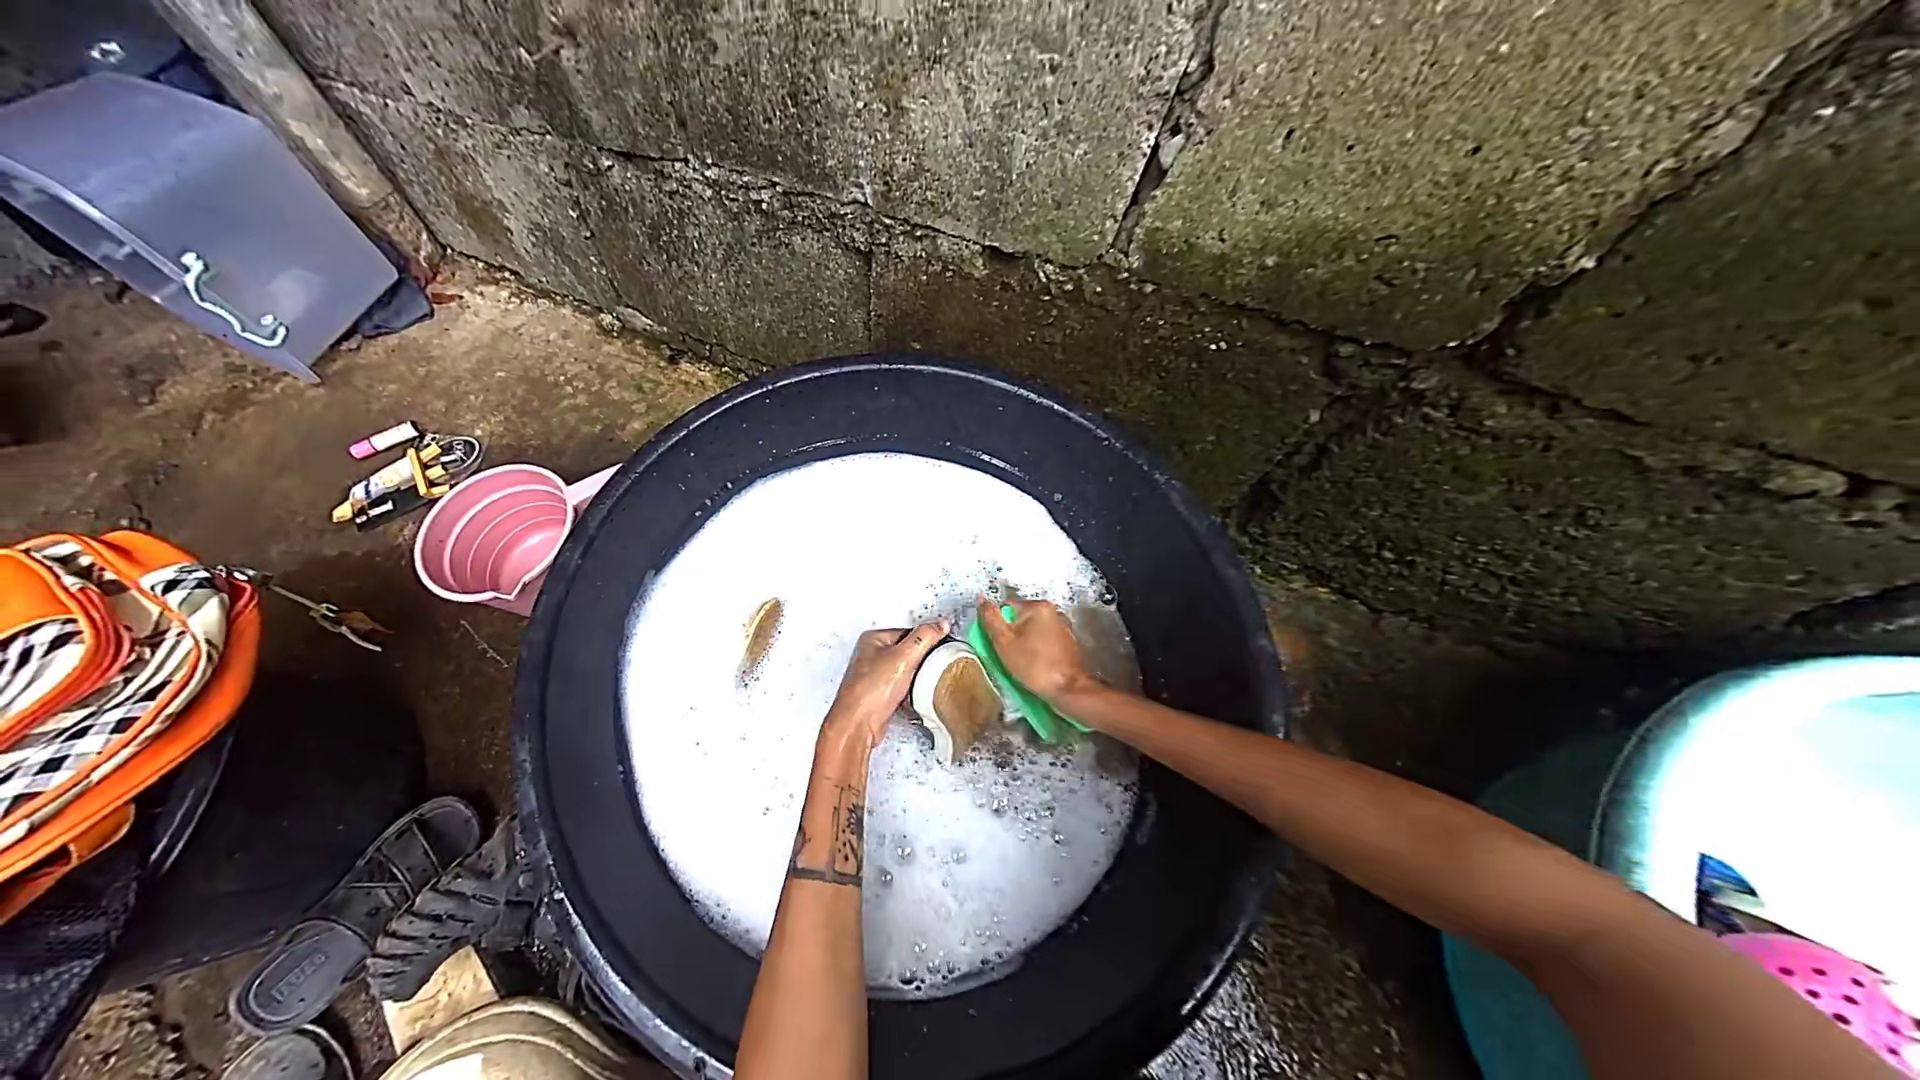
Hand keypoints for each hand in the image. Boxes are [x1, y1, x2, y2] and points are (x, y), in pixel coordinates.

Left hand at [821, 621, 948, 753]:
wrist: (858, 725)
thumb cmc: (870, 691)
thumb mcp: (904, 656)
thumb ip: (925, 637)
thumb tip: (940, 625)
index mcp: (873, 639)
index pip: (909, 631)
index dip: (926, 639)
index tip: (939, 646)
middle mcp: (870, 655)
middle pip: (907, 651)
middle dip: (920, 661)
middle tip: (929, 666)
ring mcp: (874, 676)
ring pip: (905, 672)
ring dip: (916, 679)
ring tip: (919, 683)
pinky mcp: (879, 695)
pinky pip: (902, 689)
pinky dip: (910, 693)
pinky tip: (912, 697)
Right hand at [974, 593, 1096, 704]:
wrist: (1066, 689)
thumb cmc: (1036, 667)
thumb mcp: (1003, 642)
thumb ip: (990, 618)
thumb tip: (982, 601)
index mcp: (1039, 607)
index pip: (1006, 607)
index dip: (997, 625)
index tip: (998, 641)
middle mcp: (1054, 613)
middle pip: (1020, 619)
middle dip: (1012, 635)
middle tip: (1009, 653)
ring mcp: (1064, 628)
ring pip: (1033, 631)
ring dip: (1025, 643)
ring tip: (1023, 661)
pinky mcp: (1068, 644)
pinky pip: (1045, 642)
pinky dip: (1039, 651)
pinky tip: (1035, 665)